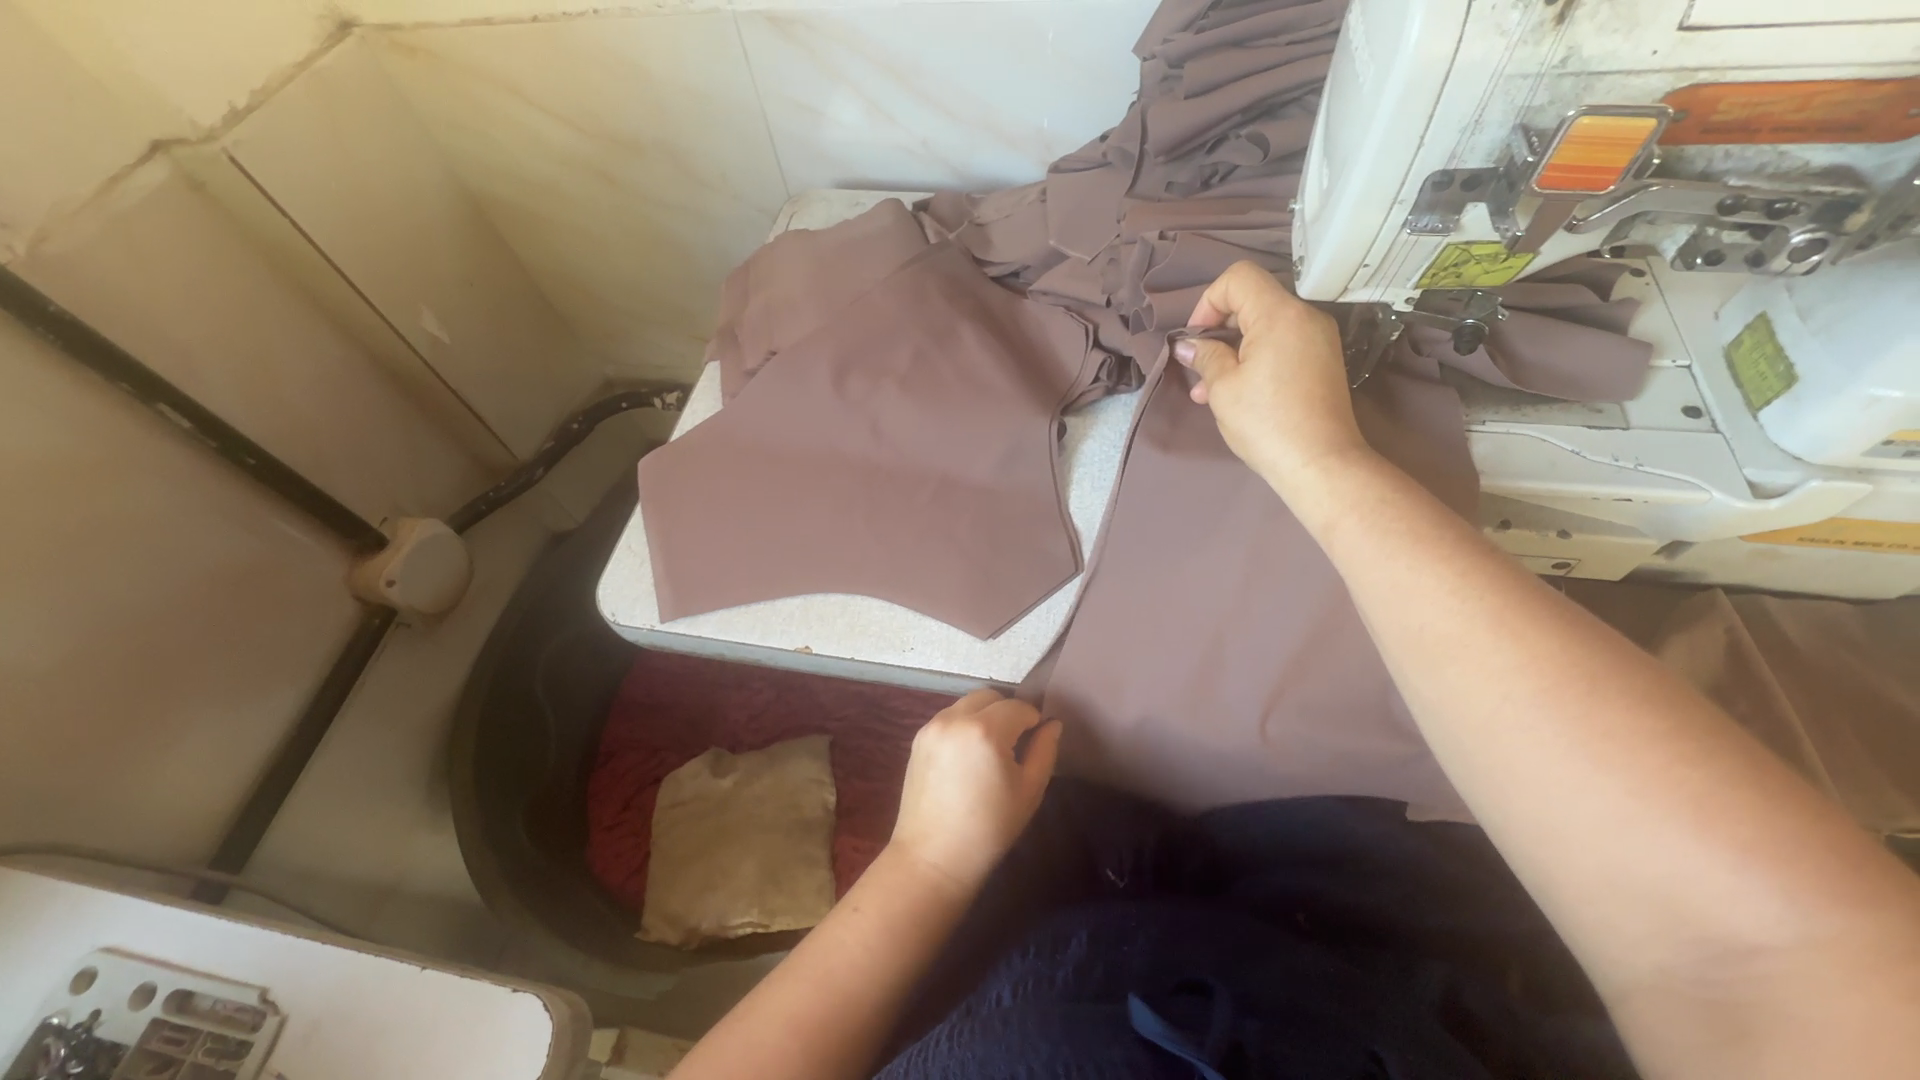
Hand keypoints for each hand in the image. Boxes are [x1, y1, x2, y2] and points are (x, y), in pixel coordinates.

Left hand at [888, 689, 1060, 896]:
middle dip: (1007, 712)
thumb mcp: (1029, 790)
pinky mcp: (917, 739)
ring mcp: (932, 727)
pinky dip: (963, 725)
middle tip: (1015, 744)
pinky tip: (968, 757)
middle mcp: (954, 719)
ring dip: (984, 716)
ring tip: (990, 751)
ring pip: (966, 704)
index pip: (1019, 707)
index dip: (1034, 721)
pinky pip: (948, 718)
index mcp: (985, 730)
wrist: (933, 857)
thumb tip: (1052, 724)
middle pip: (990, 697)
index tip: (1037, 742)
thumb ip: (1044, 750)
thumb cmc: (989, 828)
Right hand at [1175, 261, 1375, 494]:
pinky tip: (1237, 392)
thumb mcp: (1223, 389)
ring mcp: (1318, 339)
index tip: (1197, 336)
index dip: (1209, 300)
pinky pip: (1282, 345)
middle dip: (1219, 327)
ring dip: (1234, 348)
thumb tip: (1188, 345)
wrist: (1320, 463)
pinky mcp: (1323, 361)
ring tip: (1208, 389)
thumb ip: (1206, 357)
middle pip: (1253, 300)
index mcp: (1280, 314)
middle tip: (1199, 364)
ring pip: (1266, 326)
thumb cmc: (1266, 423)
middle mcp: (1305, 316)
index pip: (1238, 278)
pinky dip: (1256, 358)